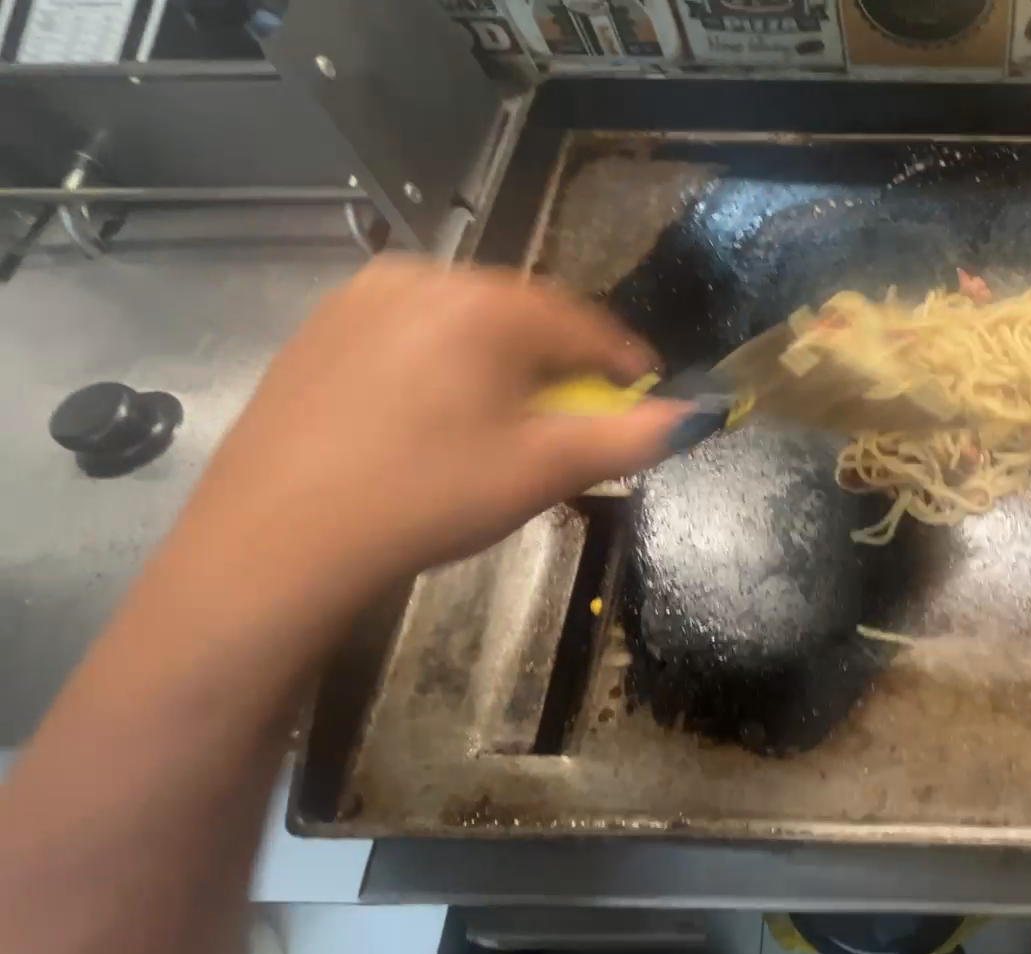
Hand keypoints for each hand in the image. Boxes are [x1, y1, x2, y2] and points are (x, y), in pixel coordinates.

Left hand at [180, 257, 697, 593]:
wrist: (276, 542)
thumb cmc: (431, 496)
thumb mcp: (548, 469)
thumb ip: (634, 436)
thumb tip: (701, 415)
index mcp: (482, 305)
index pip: (584, 323)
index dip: (626, 361)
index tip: (646, 395)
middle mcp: (420, 279)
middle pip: (526, 316)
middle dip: (565, 363)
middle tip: (580, 416)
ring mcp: (360, 300)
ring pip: (470, 324)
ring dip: (510, 363)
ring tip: (515, 420)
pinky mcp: (320, 330)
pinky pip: (417, 334)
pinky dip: (453, 365)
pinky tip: (447, 419)